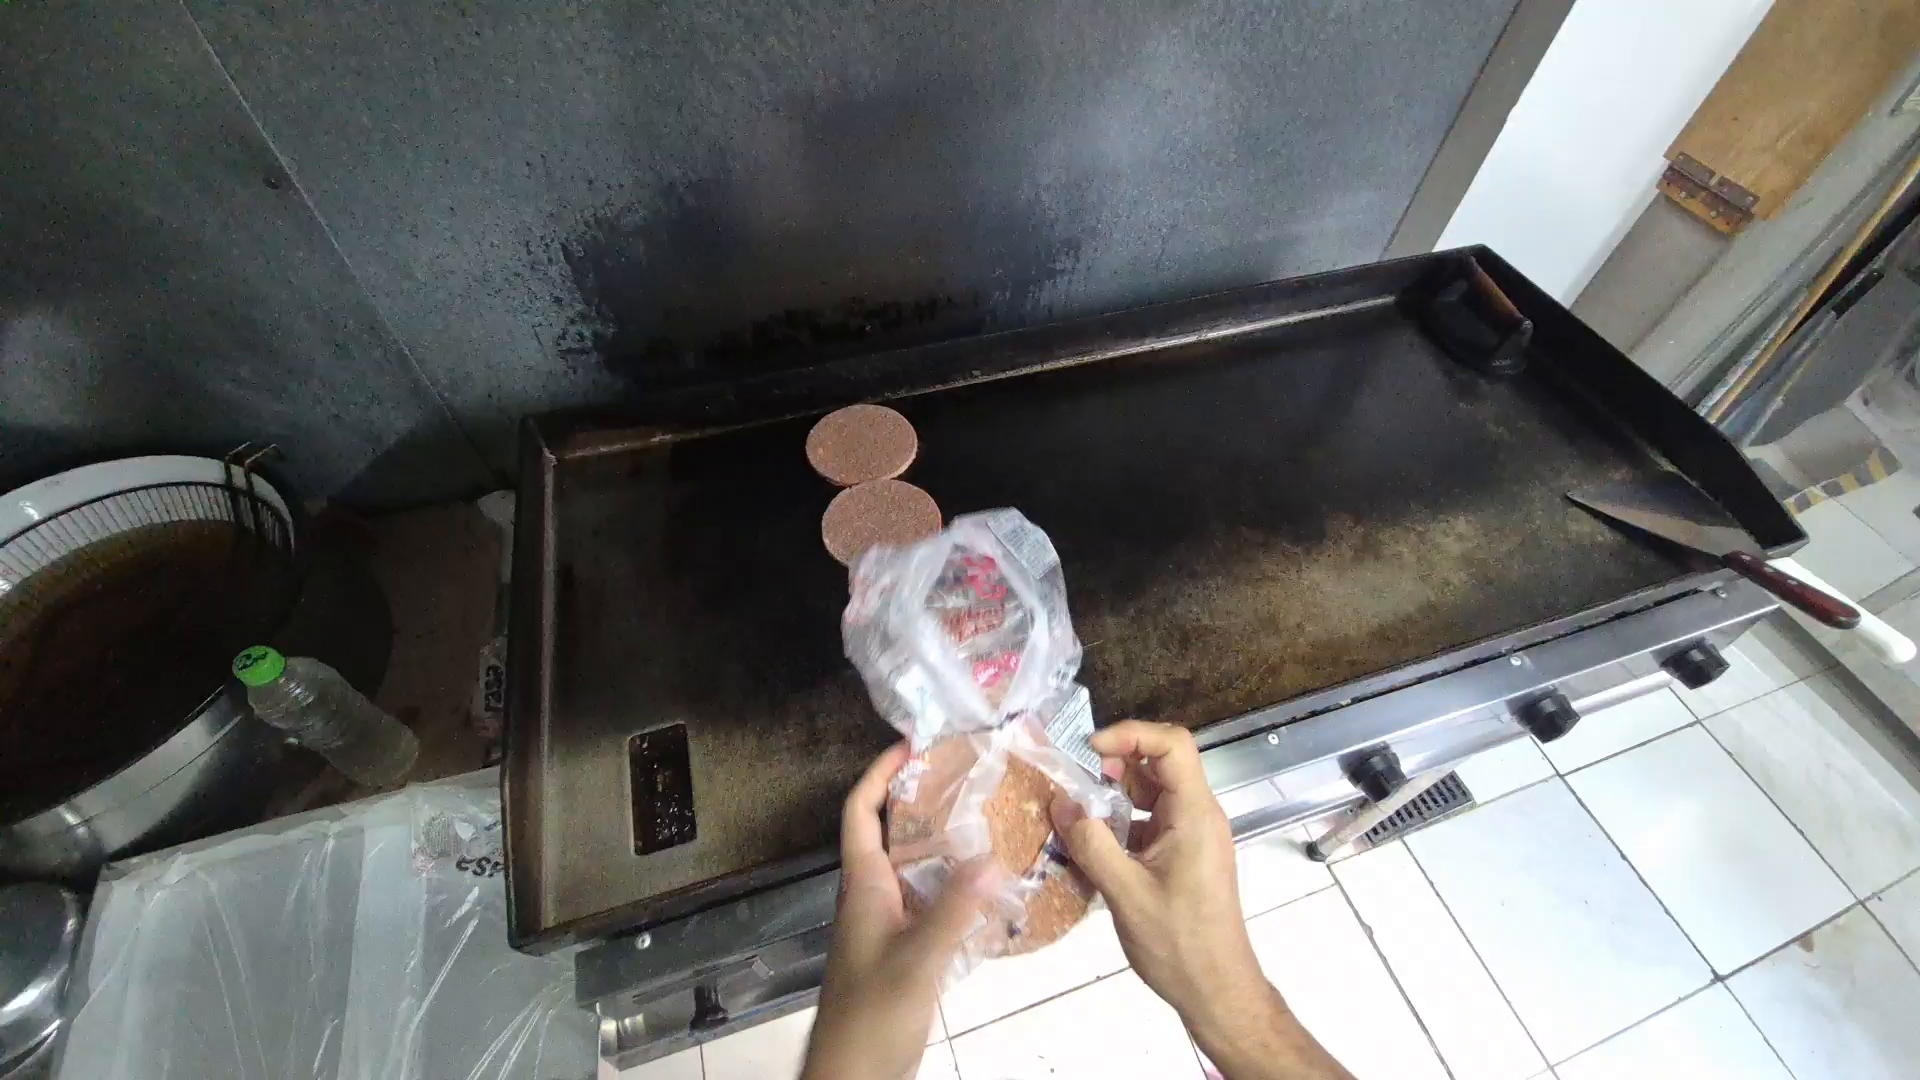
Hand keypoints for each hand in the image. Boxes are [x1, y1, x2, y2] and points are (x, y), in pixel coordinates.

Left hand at [802, 744, 990, 1079]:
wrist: (852, 1079)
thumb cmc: (872, 1014)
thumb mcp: (918, 959)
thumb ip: (956, 910)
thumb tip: (993, 856)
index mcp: (863, 883)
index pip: (860, 811)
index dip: (879, 773)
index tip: (911, 746)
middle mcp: (870, 892)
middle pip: (887, 831)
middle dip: (917, 798)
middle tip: (961, 777)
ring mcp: (883, 920)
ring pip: (908, 865)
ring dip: (937, 840)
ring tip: (981, 821)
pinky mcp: (898, 945)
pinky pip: (923, 898)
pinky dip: (949, 883)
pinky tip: (983, 887)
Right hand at [1051, 721, 1352, 1079]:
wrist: (1219, 994)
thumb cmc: (1180, 943)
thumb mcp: (1126, 893)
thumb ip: (1091, 844)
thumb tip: (1059, 802)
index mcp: (1195, 813)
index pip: (1172, 744)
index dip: (1131, 734)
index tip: (1090, 750)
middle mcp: (1197, 814)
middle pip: (1160, 761)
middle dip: (1115, 759)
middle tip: (1076, 775)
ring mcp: (1191, 833)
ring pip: (1152, 789)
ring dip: (1113, 790)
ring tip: (1076, 805)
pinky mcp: (1181, 853)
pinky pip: (1148, 817)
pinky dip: (1119, 817)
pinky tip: (1090, 838)